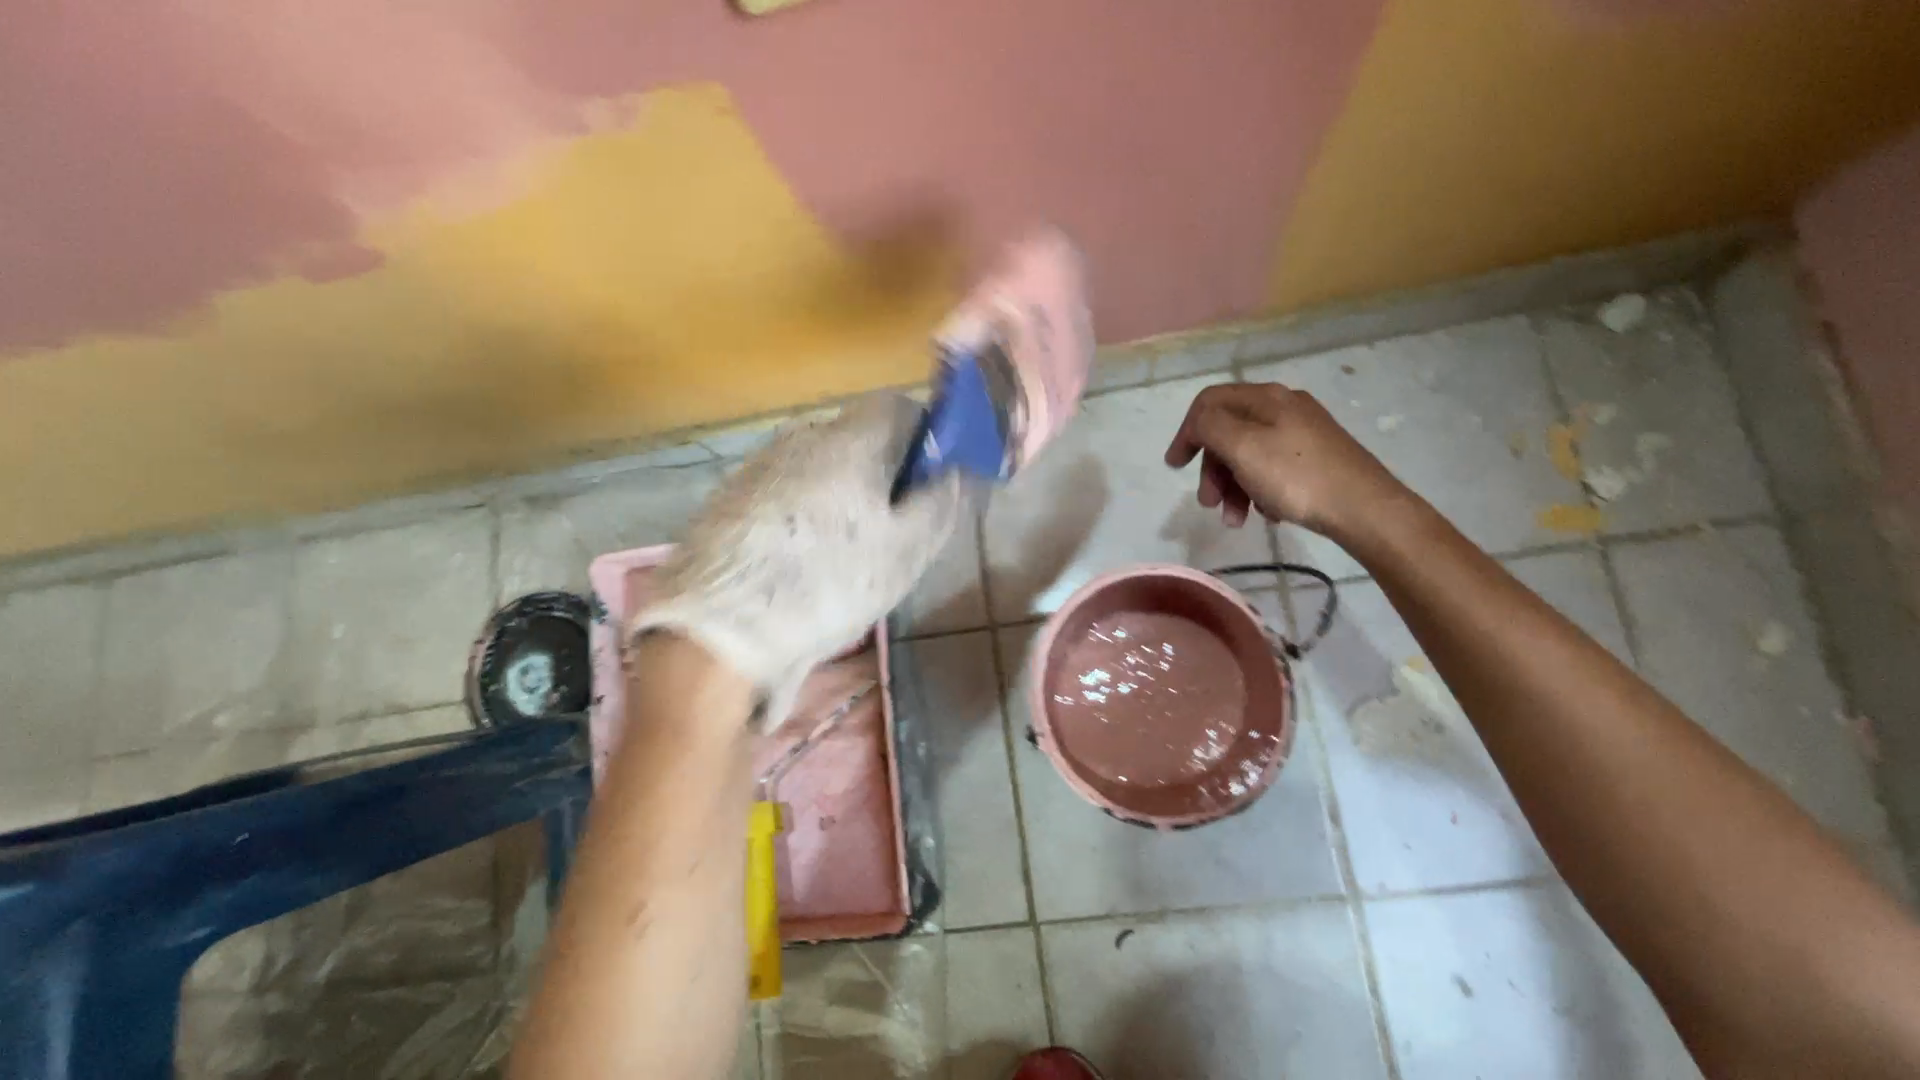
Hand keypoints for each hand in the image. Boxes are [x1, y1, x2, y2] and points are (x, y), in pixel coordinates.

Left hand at [631, 394, 961, 729]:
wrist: (718, 631)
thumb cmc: (828, 585)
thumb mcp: (905, 552)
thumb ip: (937, 502)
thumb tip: (952, 471)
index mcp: (849, 440)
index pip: (897, 405)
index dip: (923, 436)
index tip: (929, 480)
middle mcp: (799, 438)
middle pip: (855, 438)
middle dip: (880, 472)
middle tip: (890, 528)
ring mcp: (756, 468)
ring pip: (816, 468)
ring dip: (838, 496)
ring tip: (840, 555)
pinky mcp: (726, 502)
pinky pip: (781, 494)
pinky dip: (799, 516)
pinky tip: (795, 566)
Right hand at [1163, 382, 1408, 541]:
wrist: (1364, 507)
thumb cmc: (1297, 476)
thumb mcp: (1242, 447)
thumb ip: (1210, 426)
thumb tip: (1199, 424)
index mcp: (1265, 398)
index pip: (1209, 402)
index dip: (1187, 432)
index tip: (1177, 466)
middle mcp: (1284, 407)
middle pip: (1229, 431)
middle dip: (1213, 469)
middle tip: (1209, 503)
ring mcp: (1304, 432)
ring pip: (1250, 454)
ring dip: (1234, 487)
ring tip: (1236, 520)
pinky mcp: (1317, 456)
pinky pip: (1273, 469)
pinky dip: (1261, 490)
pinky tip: (1268, 513)